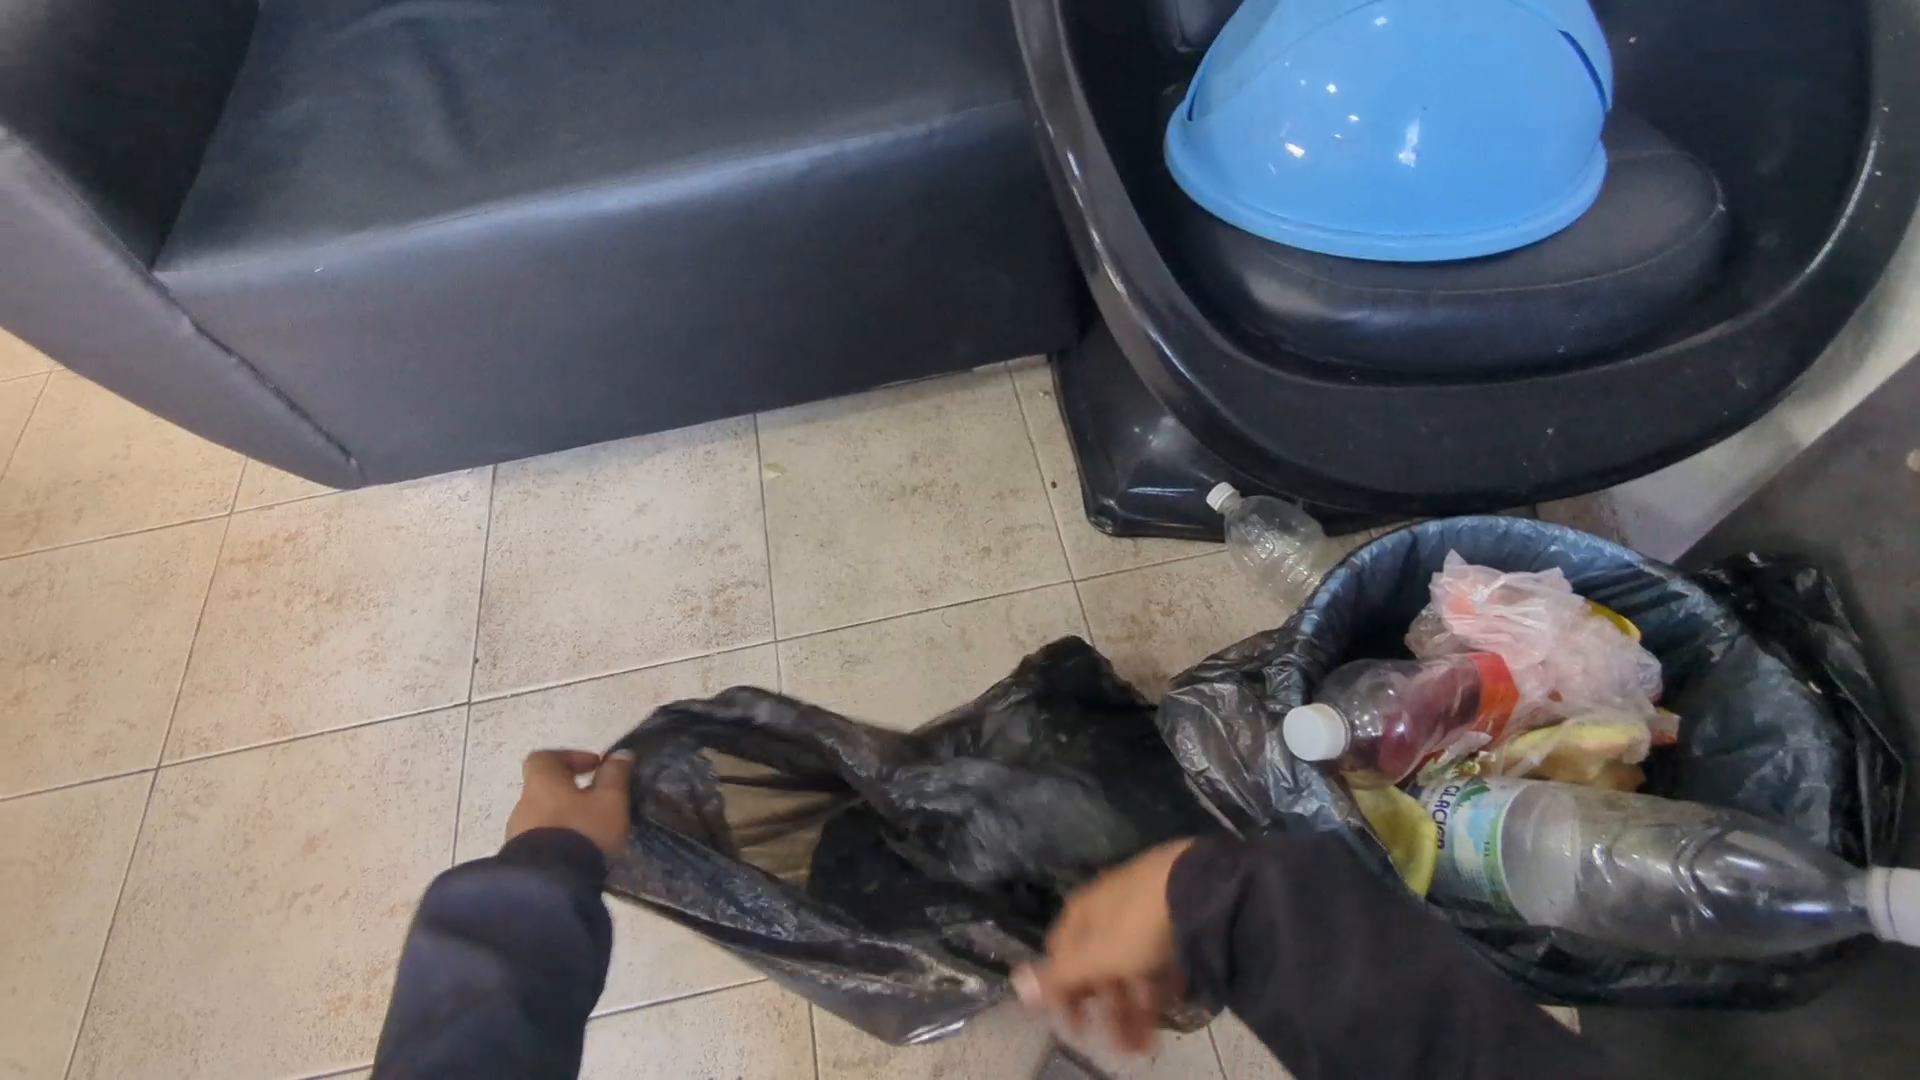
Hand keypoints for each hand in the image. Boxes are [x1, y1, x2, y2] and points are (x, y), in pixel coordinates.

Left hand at [504, 749, 636, 855]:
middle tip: (599, 803)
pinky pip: (540, 841)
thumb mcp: (610, 799)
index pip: (544, 757)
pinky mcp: (518, 862)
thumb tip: (621, 754)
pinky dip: (558, 841)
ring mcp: (516, 836)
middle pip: (545, 789)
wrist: (549, 887)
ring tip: (593, 832)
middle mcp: (523, 805)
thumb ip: (615, 774)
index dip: (570, 756)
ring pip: (543, 817)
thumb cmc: (582, 831)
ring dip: (566, 819)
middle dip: (572, 792)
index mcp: (542, 783)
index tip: (595, 766)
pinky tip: (579, 853)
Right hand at [1014, 838, 1196, 1054]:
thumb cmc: (1136, 925)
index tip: (1075, 1029)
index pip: (1060, 953)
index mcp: (1081, 912)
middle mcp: (1106, 908)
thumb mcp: (1095, 956)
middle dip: (1104, 1010)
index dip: (1063, 992)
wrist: (1199, 889)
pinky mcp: (1172, 918)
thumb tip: (1015, 982)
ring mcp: (1141, 911)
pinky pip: (1156, 961)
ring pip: (1129, 966)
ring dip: (1132, 1010)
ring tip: (1145, 1049)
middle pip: (1097, 965)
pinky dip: (1156, 991)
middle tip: (1118, 1050)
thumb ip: (1058, 975)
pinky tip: (1168, 1016)